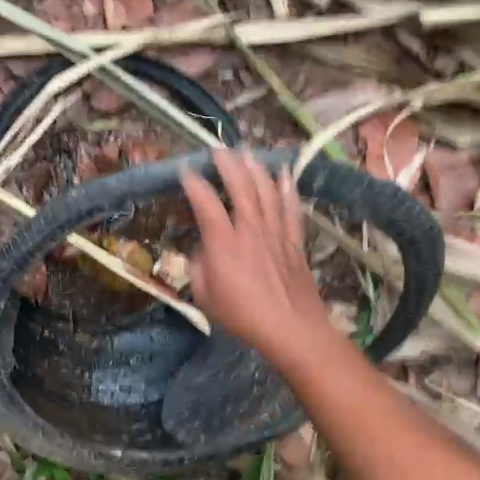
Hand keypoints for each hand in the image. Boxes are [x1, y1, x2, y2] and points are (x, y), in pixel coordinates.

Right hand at [178, 149, 333, 366]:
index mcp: (223, 245)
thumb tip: (203, 252)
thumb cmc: (242, 316)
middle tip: (218, 149)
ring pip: (267, 193)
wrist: (293, 330)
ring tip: (247, 152)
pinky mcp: (294, 242)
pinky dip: (287, 188)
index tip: (185, 170)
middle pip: (241, 189)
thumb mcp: (205, 295)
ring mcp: (276, 235)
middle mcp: (251, 232)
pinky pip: (290, 208)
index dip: (195, 184)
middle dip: (228, 166)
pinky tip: (284, 174)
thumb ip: (199, 268)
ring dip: (256, 170)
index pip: (206, 204)